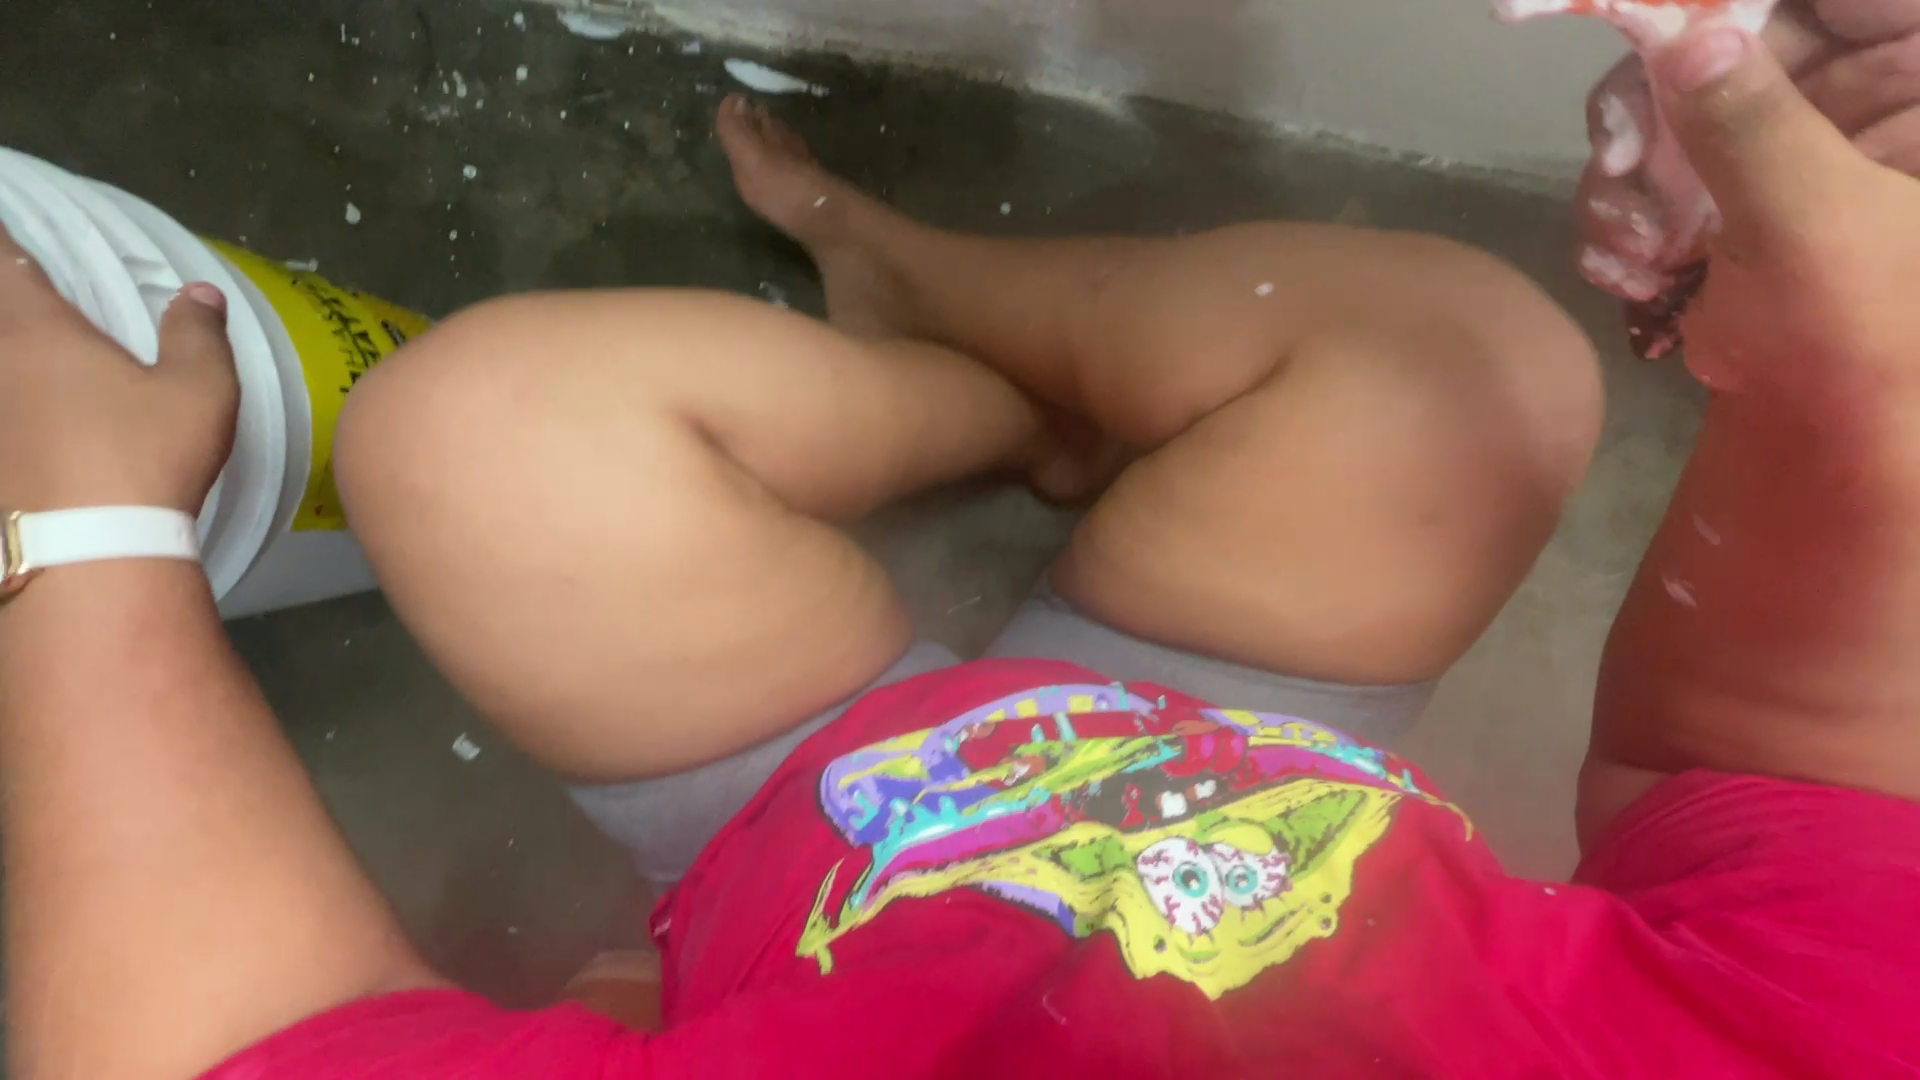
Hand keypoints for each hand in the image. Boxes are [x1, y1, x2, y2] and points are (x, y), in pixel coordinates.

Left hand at [0, 225, 238, 514]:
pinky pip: (1, 404)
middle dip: (5, 292)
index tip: (6, 224)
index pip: (5, 261)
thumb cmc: (150, 449)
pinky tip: (35, 411)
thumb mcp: (201, 390)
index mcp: (40, 331)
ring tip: (35, 353)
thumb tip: (198, 290)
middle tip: (26, 294)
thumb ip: (198, 335)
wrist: (91, 536)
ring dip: (12, 352)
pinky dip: (15, 399)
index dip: (4, 240)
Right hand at [1651, 26, 1919, 406]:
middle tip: (1620, 165)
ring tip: (1646, 254)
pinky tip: (1639, 274)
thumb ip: (1751, 124)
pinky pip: (1641, 177)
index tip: (1648, 28)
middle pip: (1719, 47)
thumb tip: (1685, 37)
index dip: (1725, 7)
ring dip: (1626, 194)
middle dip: (1651, 116)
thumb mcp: (1809, 219)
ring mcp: (1781, 135)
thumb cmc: (1863, 322)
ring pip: (1662, 117)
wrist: (1832, 411)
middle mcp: (1855, 83)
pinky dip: (1620, 229)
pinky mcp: (1724, 184)